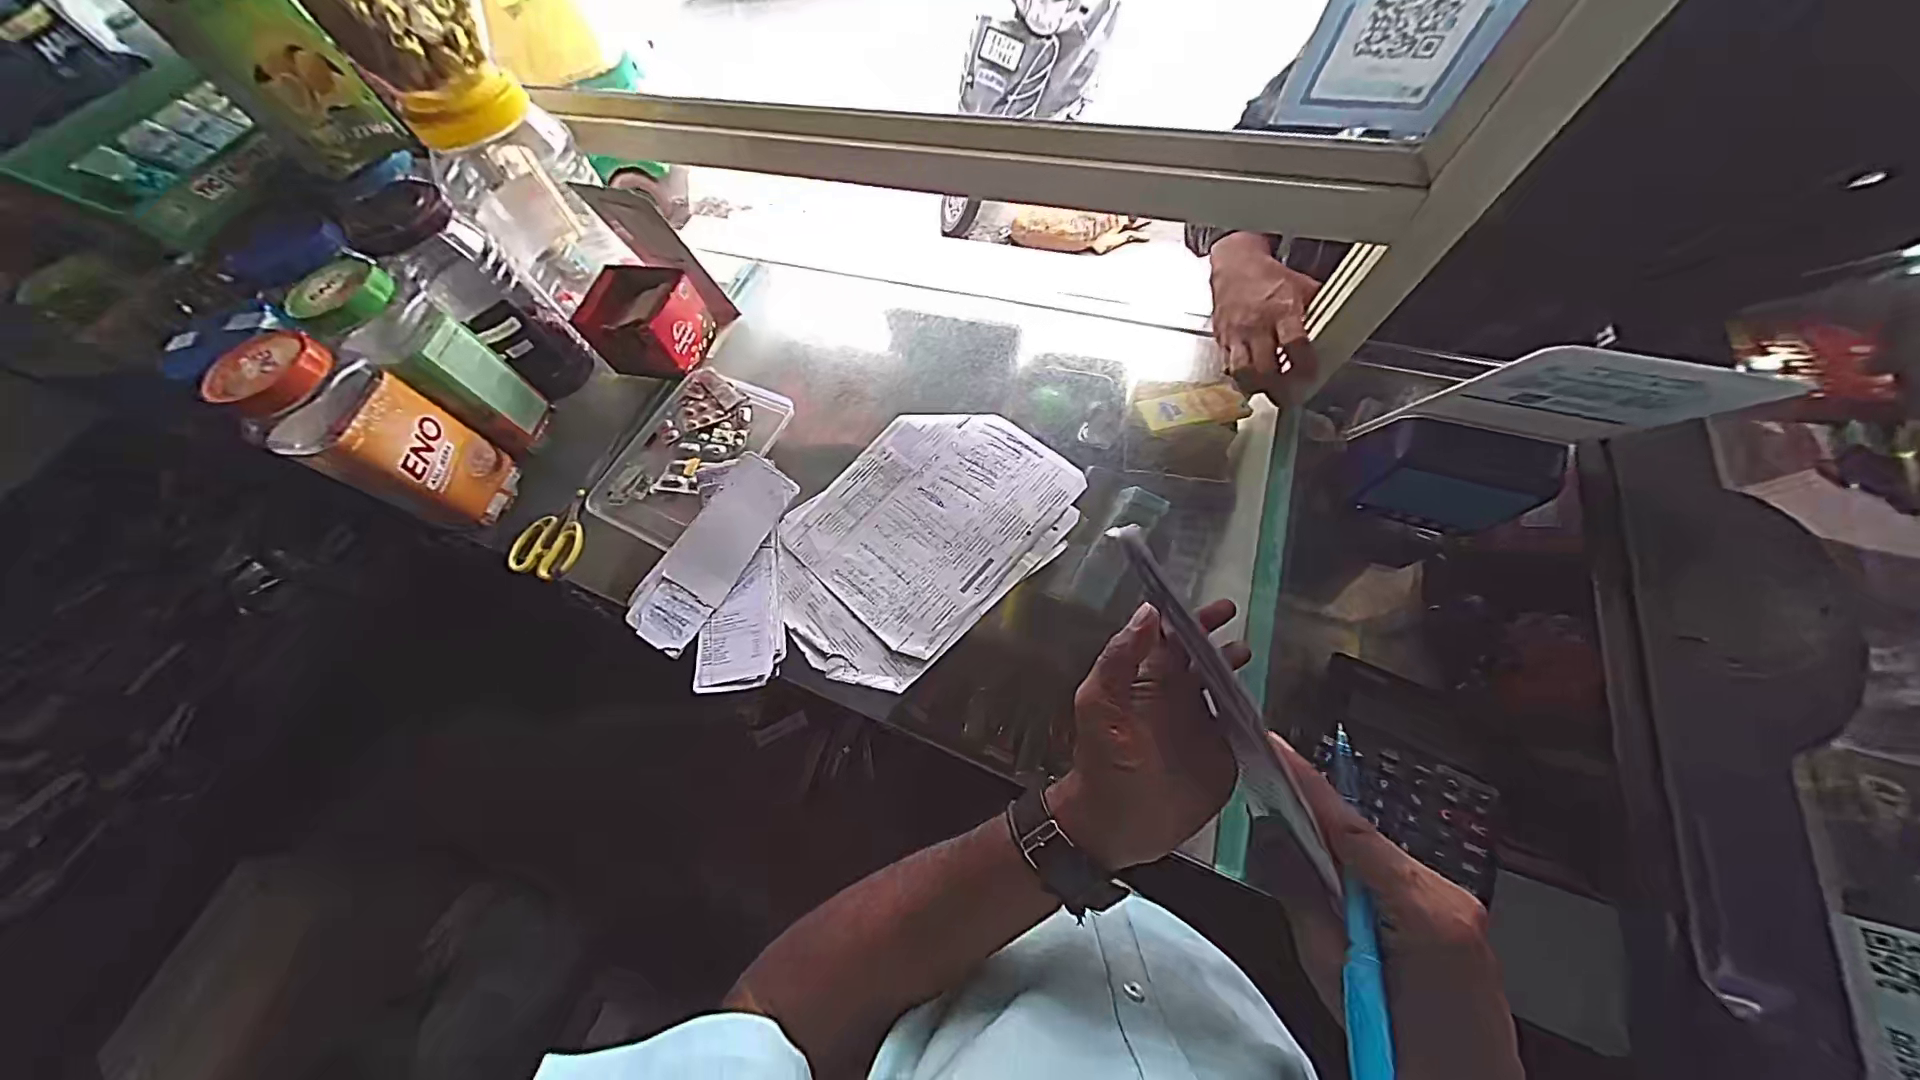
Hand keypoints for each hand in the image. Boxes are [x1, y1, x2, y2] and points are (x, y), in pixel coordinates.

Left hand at [1048, 600, 1245, 869]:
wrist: (1115, 824)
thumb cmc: (1100, 765)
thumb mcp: (1100, 705)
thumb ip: (1119, 659)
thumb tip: (1145, 615)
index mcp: (1144, 681)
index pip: (1167, 639)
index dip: (1185, 618)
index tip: (1205, 605)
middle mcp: (1173, 697)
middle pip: (1198, 655)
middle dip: (1212, 633)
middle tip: (1229, 614)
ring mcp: (1197, 724)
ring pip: (1220, 684)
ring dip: (1231, 665)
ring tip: (1243, 651)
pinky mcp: (1218, 753)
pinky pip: (1239, 723)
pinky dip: (1251, 709)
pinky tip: (1258, 701)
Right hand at [1208, 232, 1322, 400]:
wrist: (1234, 267)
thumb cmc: (1268, 277)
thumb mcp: (1300, 286)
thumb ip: (1316, 309)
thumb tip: (1339, 323)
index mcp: (1283, 309)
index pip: (1295, 345)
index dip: (1303, 366)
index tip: (1310, 378)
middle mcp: (1258, 325)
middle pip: (1266, 367)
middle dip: (1278, 387)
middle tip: (1289, 397)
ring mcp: (1237, 334)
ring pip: (1242, 372)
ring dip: (1256, 387)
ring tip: (1266, 393)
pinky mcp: (1223, 340)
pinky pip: (1228, 366)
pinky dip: (1240, 377)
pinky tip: (1250, 380)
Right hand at [1265, 733, 1523, 1079]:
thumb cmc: (1402, 1052)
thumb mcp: (1330, 972)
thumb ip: (1300, 896)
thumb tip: (1272, 839)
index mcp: (1425, 914)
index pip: (1352, 830)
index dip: (1308, 783)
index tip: (1276, 748)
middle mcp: (1449, 898)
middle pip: (1364, 835)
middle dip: (1313, 811)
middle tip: (1268, 784)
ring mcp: (1458, 905)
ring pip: (1377, 851)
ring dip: (1332, 840)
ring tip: (1288, 829)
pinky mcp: (1454, 914)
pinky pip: (1392, 870)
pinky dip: (1356, 862)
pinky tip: (1329, 869)